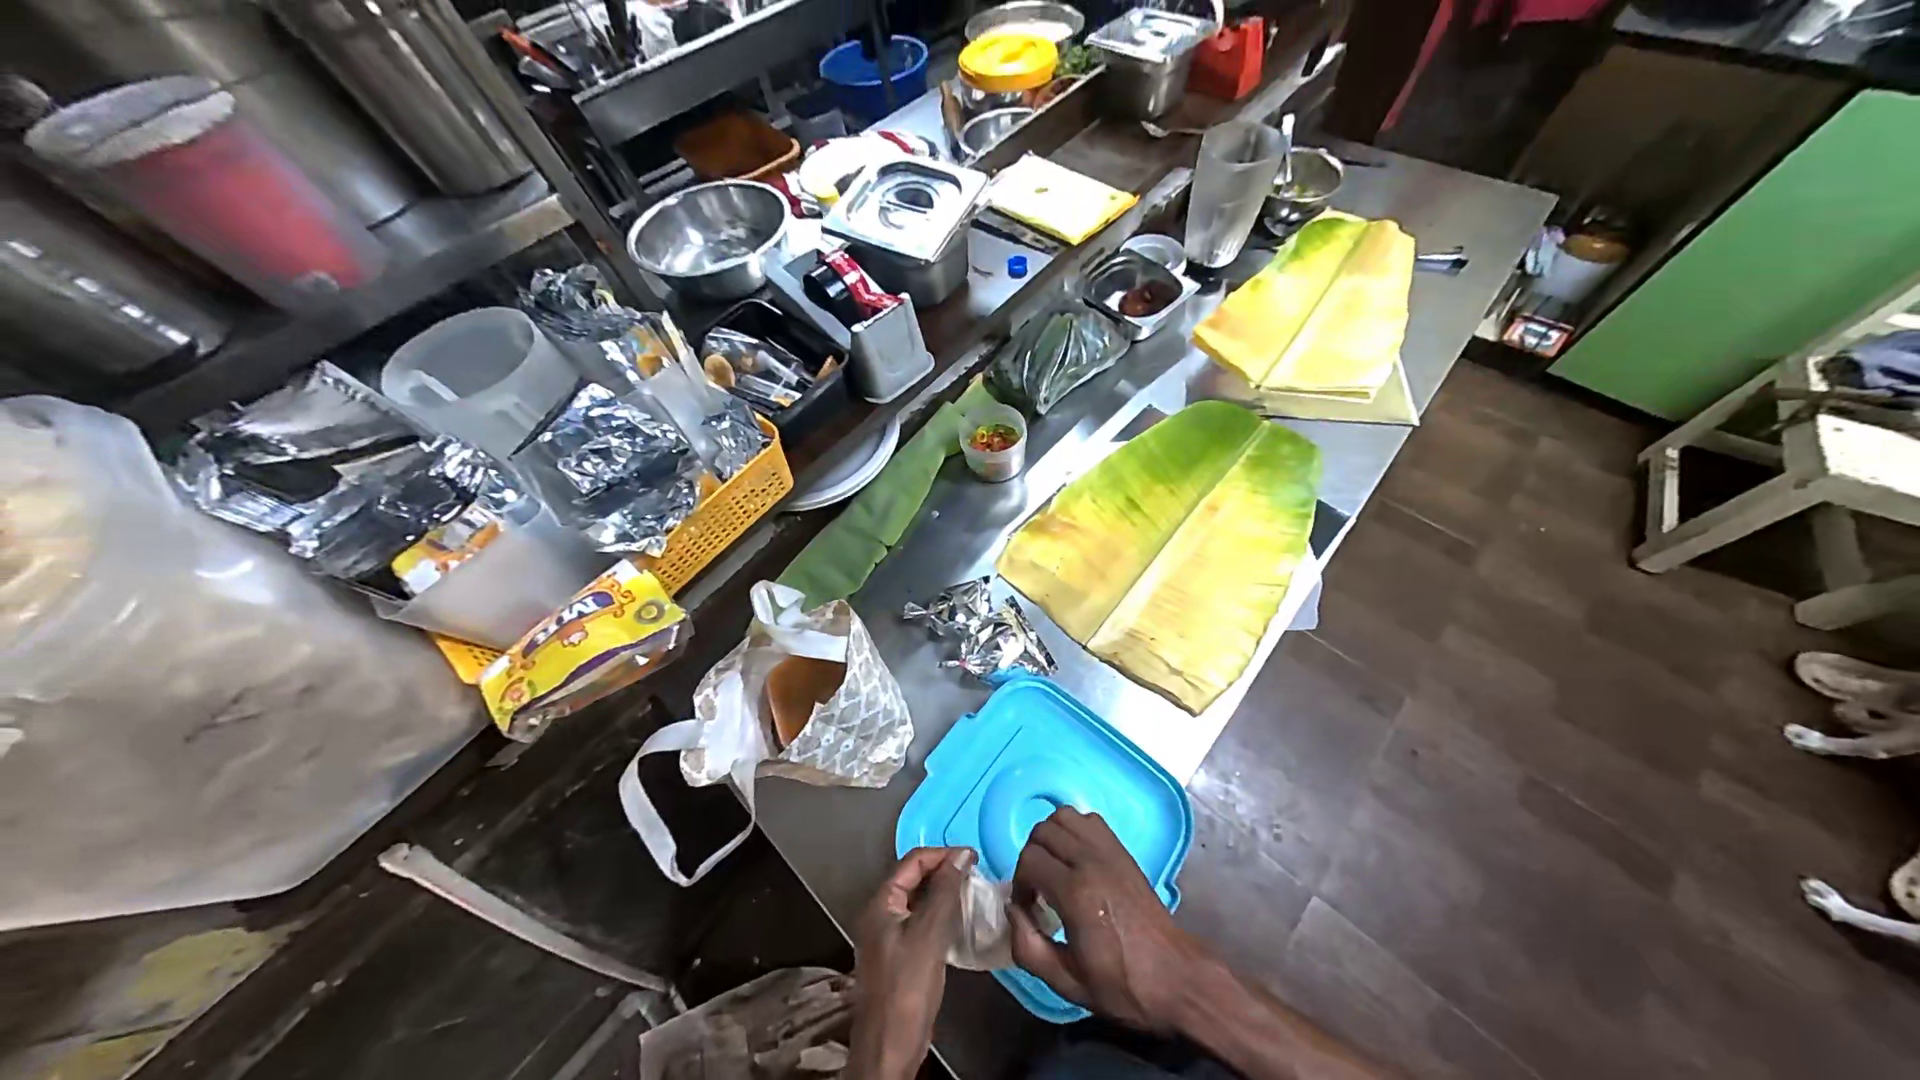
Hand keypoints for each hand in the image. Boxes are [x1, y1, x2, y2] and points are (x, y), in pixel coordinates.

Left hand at [847, 846, 973, 1079]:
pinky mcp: (899, 954)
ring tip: (972, 893)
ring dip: (944, 892)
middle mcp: (880, 913)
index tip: (974, 858)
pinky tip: (960, 920)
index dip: (943, 854)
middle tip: (976, 874)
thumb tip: (962, 854)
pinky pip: (921, 921)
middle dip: (944, 871)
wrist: (890, 1046)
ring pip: (919, 900)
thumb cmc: (907, 987)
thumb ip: (945, 891)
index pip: (913, 861)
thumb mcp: (929, 934)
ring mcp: (888, 935)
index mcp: (880, 902)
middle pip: (914, 878)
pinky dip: (940, 914)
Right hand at [1007, 807, 1206, 1032]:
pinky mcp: (1123, 850)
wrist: (1175, 977)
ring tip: (1053, 867)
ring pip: (1063, 816)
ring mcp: (1110, 851)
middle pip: (1042, 832)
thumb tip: (1013, 910)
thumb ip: (1027, 947)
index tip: (1028, 909)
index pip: (1029, 860)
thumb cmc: (1121, 985)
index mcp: (1077, 893)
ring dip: (1050, 837)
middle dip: (1030, 857)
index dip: (1019, 884)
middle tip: (1037, 888)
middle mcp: (1092, 861)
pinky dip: (1074, 829)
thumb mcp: (1067, 982)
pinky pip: (1088, 820)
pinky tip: (1075, 857)